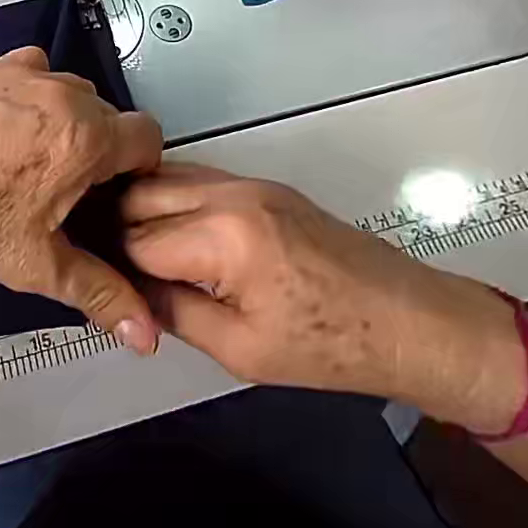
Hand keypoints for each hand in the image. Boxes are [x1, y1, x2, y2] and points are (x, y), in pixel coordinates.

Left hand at [0, 47, 165, 352]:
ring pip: (71, 96)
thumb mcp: (33, 262)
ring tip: (30, 161)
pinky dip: (29, 98)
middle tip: (66, 187)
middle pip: (109, 117)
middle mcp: (60, 94)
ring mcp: (23, 74)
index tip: (113, 193)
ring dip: (64, 123)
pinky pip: (31, 75)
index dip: (136, 171)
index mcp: (85, 136)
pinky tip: (4, 131)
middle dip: (98, 151)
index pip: (148, 140)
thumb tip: (141, 330)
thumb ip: (99, 294)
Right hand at [121, 163, 527, 430]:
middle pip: (136, 197)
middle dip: (115, 233)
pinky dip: (166, 201)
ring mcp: (248, 184)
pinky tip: (165, 232)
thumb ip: (169, 311)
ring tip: (130, 251)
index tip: (108, 293)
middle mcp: (230, 195)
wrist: (420, 325)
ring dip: (137, 211)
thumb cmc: (331, 348)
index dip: (114, 271)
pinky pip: (192, 179)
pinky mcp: (261, 186)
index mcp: (224, 238)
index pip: (132, 242)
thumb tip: (126, 292)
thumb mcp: (237, 349)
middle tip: (111, 270)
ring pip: (159, 180)